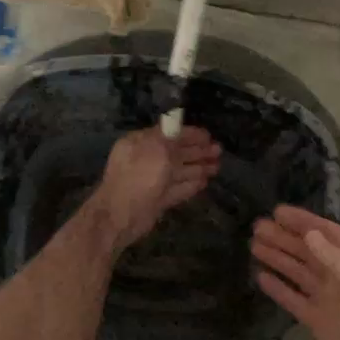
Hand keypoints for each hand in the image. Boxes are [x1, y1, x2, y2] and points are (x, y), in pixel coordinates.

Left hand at [88, 126, 220, 250]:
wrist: (121, 215)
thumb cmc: (138, 177)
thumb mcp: (156, 149)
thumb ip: (169, 137)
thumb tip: (177, 124)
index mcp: (140, 143)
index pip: (169, 134)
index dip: (190, 134)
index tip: (209, 136)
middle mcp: (145, 160)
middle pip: (176, 153)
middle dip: (197, 151)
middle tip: (219, 151)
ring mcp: (151, 181)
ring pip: (178, 172)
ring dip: (198, 167)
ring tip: (217, 167)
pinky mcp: (156, 200)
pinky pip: (177, 189)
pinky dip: (190, 185)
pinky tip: (205, 182)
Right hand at [252, 206, 339, 339]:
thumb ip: (338, 261)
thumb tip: (311, 235)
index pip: (332, 236)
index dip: (307, 222)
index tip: (279, 212)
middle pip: (313, 253)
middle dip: (287, 238)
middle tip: (258, 227)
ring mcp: (333, 304)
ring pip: (302, 275)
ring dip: (280, 259)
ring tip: (254, 245)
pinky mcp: (320, 324)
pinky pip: (296, 301)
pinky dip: (280, 289)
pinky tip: (261, 277)